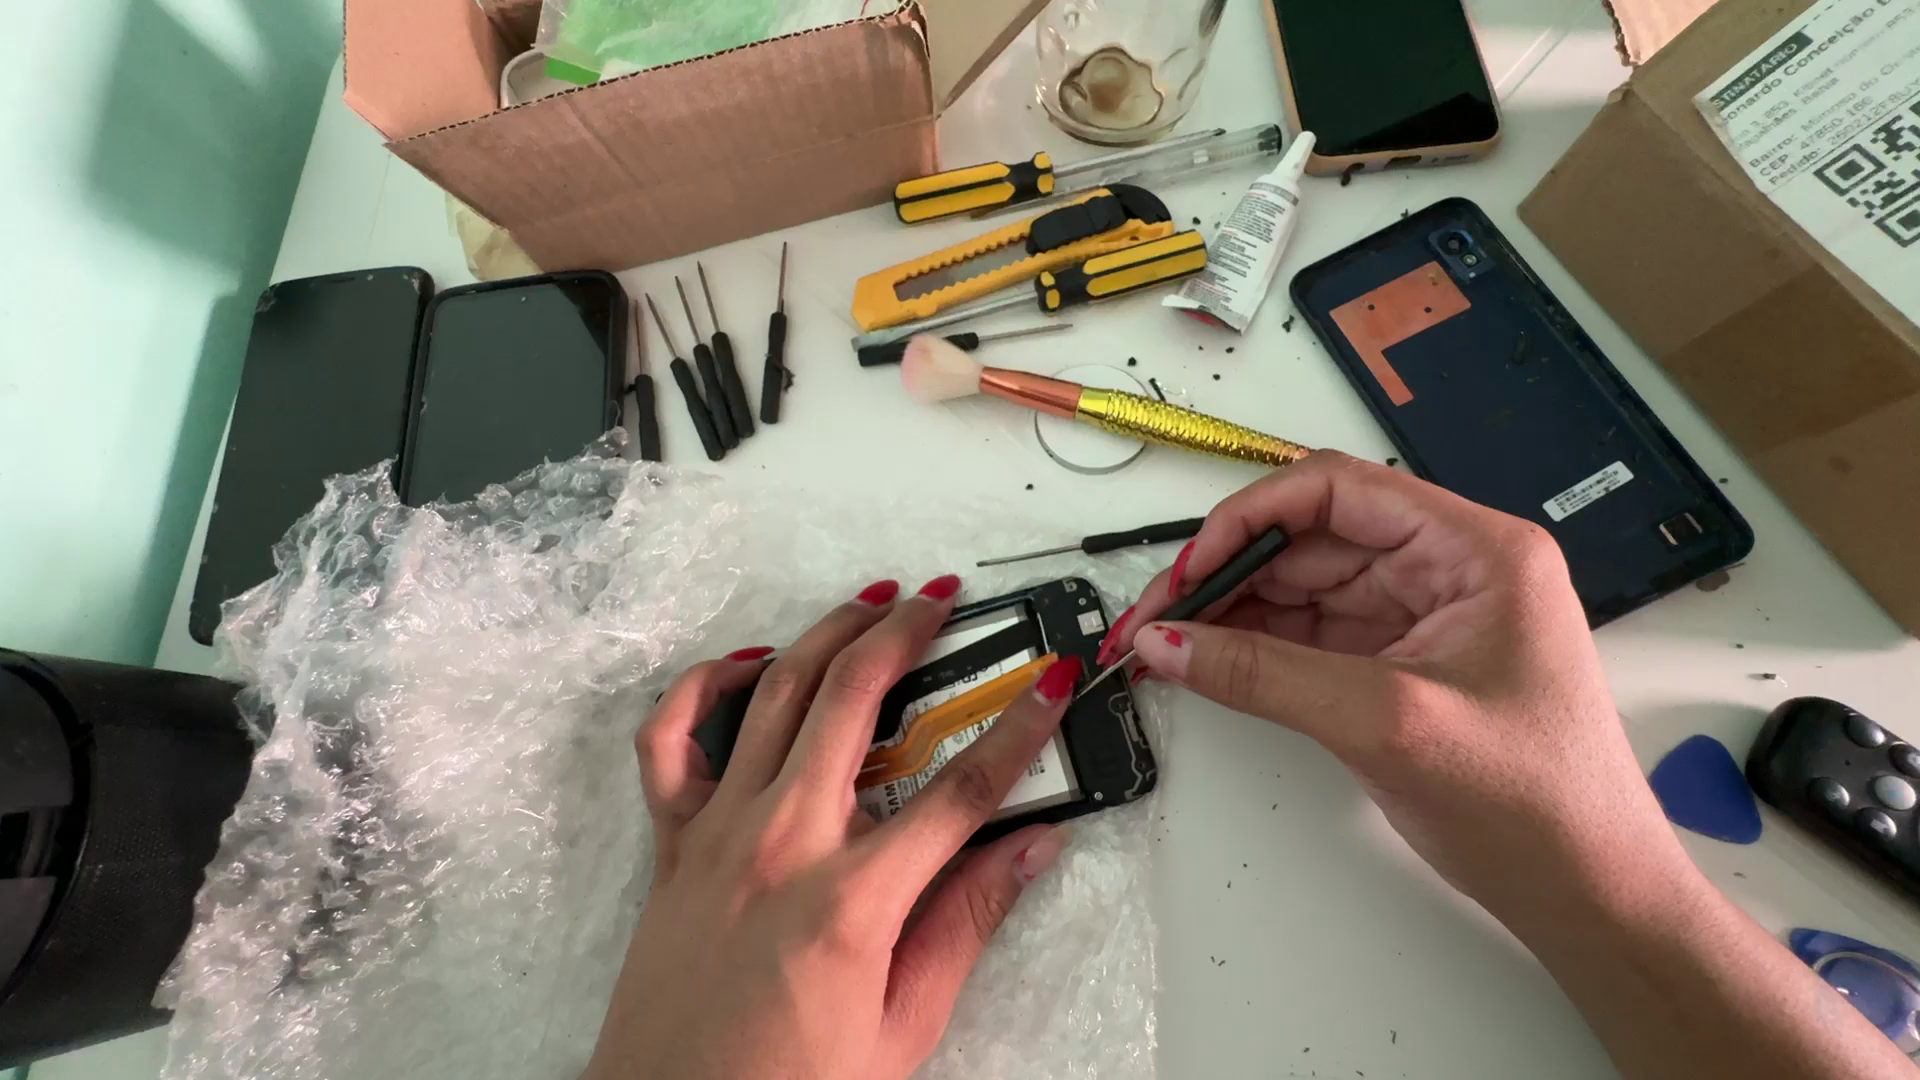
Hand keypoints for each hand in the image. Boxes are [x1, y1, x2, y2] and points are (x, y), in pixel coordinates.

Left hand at [585, 576, 1079, 1079]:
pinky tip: (755, 664)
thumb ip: (968, 922)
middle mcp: (782, 842)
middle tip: (940, 598)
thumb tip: (1033, 846)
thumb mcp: (903, 1024)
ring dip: (827, 632)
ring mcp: (719, 829)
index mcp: (852, 900)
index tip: (1050, 681)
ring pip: (778, 692)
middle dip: (908, 633)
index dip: (1019, 729)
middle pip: (857, 698)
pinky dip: (708, 683)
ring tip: (869, 602)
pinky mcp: (673, 836)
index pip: (962, 790)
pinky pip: (671, 735)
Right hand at [1104, 451, 1677, 917]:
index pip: (1335, 490)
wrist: (1583, 896)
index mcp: (1468, 548)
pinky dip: (1242, 643)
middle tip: (1153, 619)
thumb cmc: (1527, 803)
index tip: (1189, 572)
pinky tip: (1199, 658)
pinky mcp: (1379, 657)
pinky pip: (1294, 631)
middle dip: (1220, 574)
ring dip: (1221, 611)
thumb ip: (1264, 675)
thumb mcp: (1386, 723)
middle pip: (1300, 540)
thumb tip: (1160, 643)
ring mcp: (1404, 612)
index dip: (1249, 519)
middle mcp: (1434, 565)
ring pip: (1288, 586)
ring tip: (1160, 642)